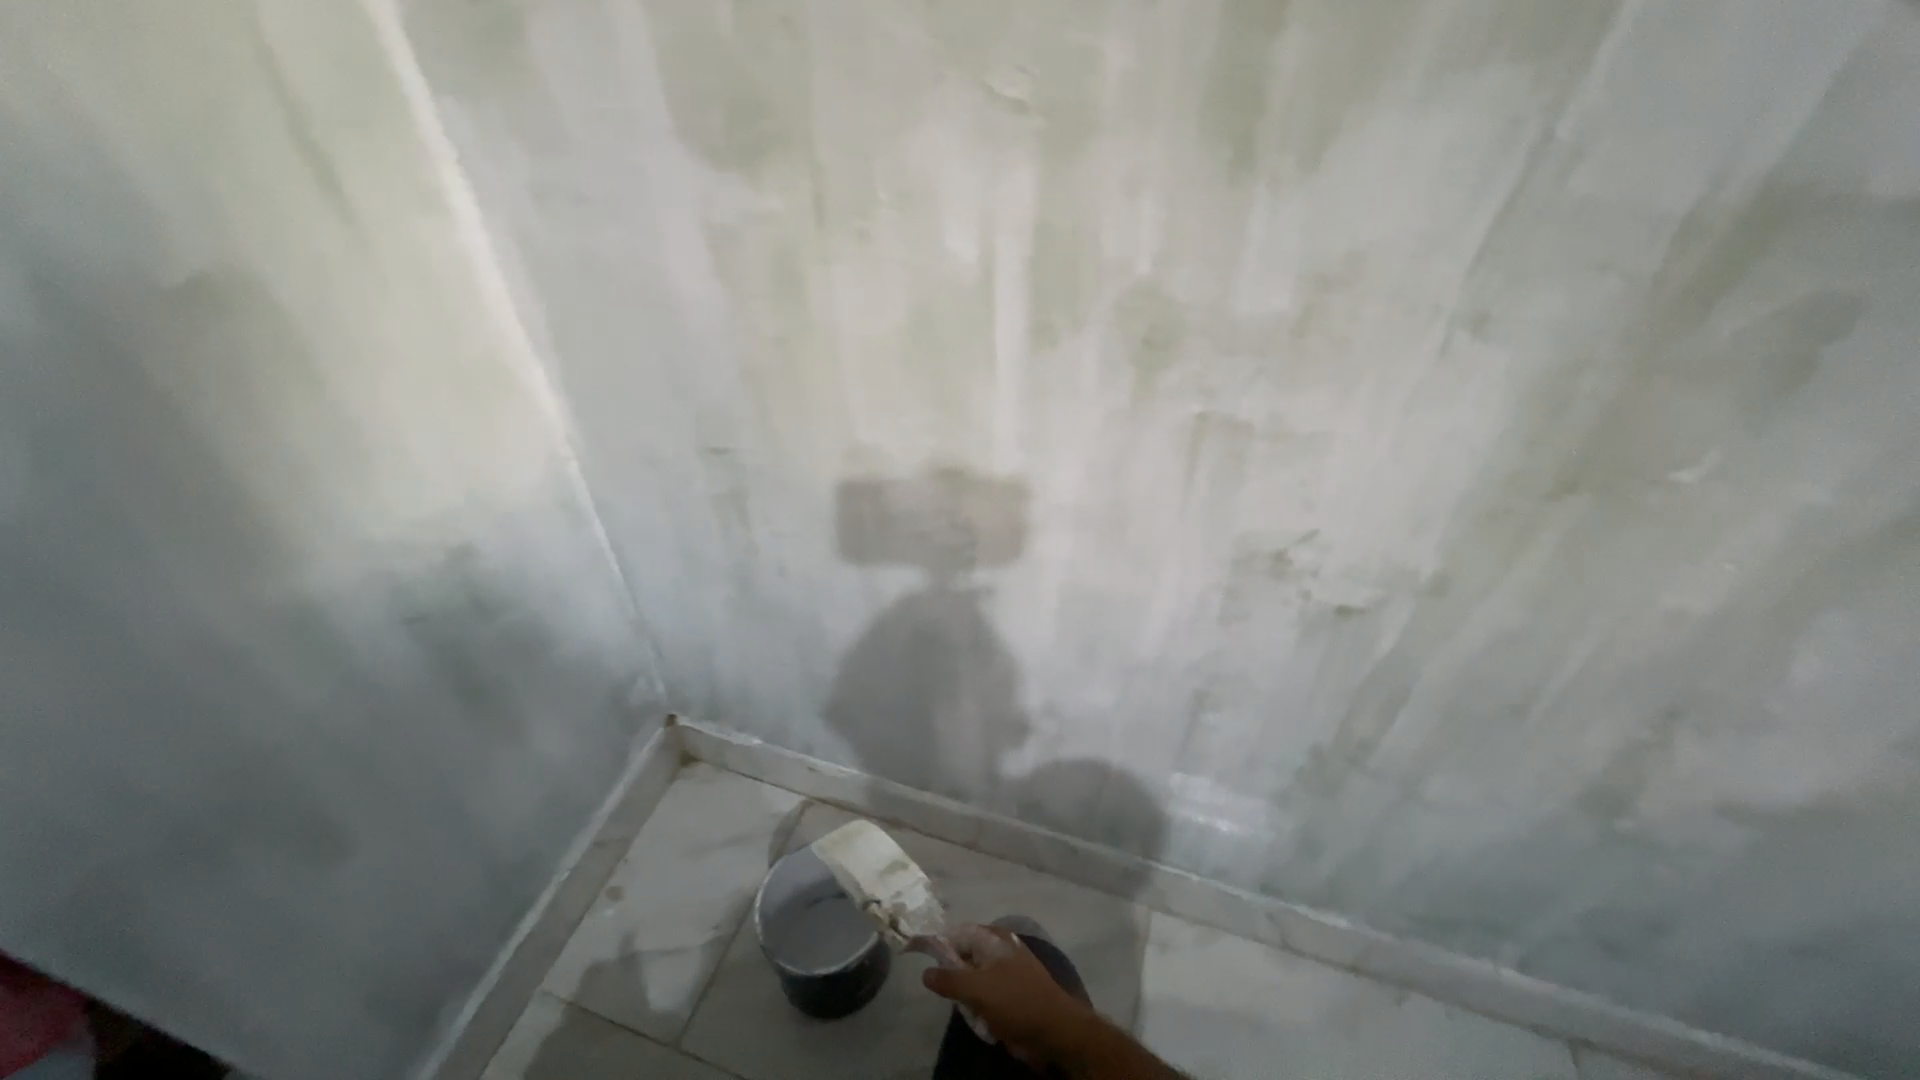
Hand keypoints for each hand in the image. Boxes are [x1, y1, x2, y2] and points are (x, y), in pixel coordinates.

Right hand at [921, 924, 1094, 1064]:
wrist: (1055, 1032)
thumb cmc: (1016, 1001)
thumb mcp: (977, 989)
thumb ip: (948, 979)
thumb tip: (925, 971)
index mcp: (993, 938)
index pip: (956, 933)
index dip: (937, 943)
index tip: (917, 954)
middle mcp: (998, 951)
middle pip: (962, 958)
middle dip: (954, 979)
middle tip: (953, 996)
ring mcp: (1005, 974)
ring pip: (971, 983)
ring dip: (968, 1001)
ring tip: (973, 1013)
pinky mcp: (1009, 996)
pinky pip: (984, 1000)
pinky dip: (980, 1011)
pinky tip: (984, 1023)